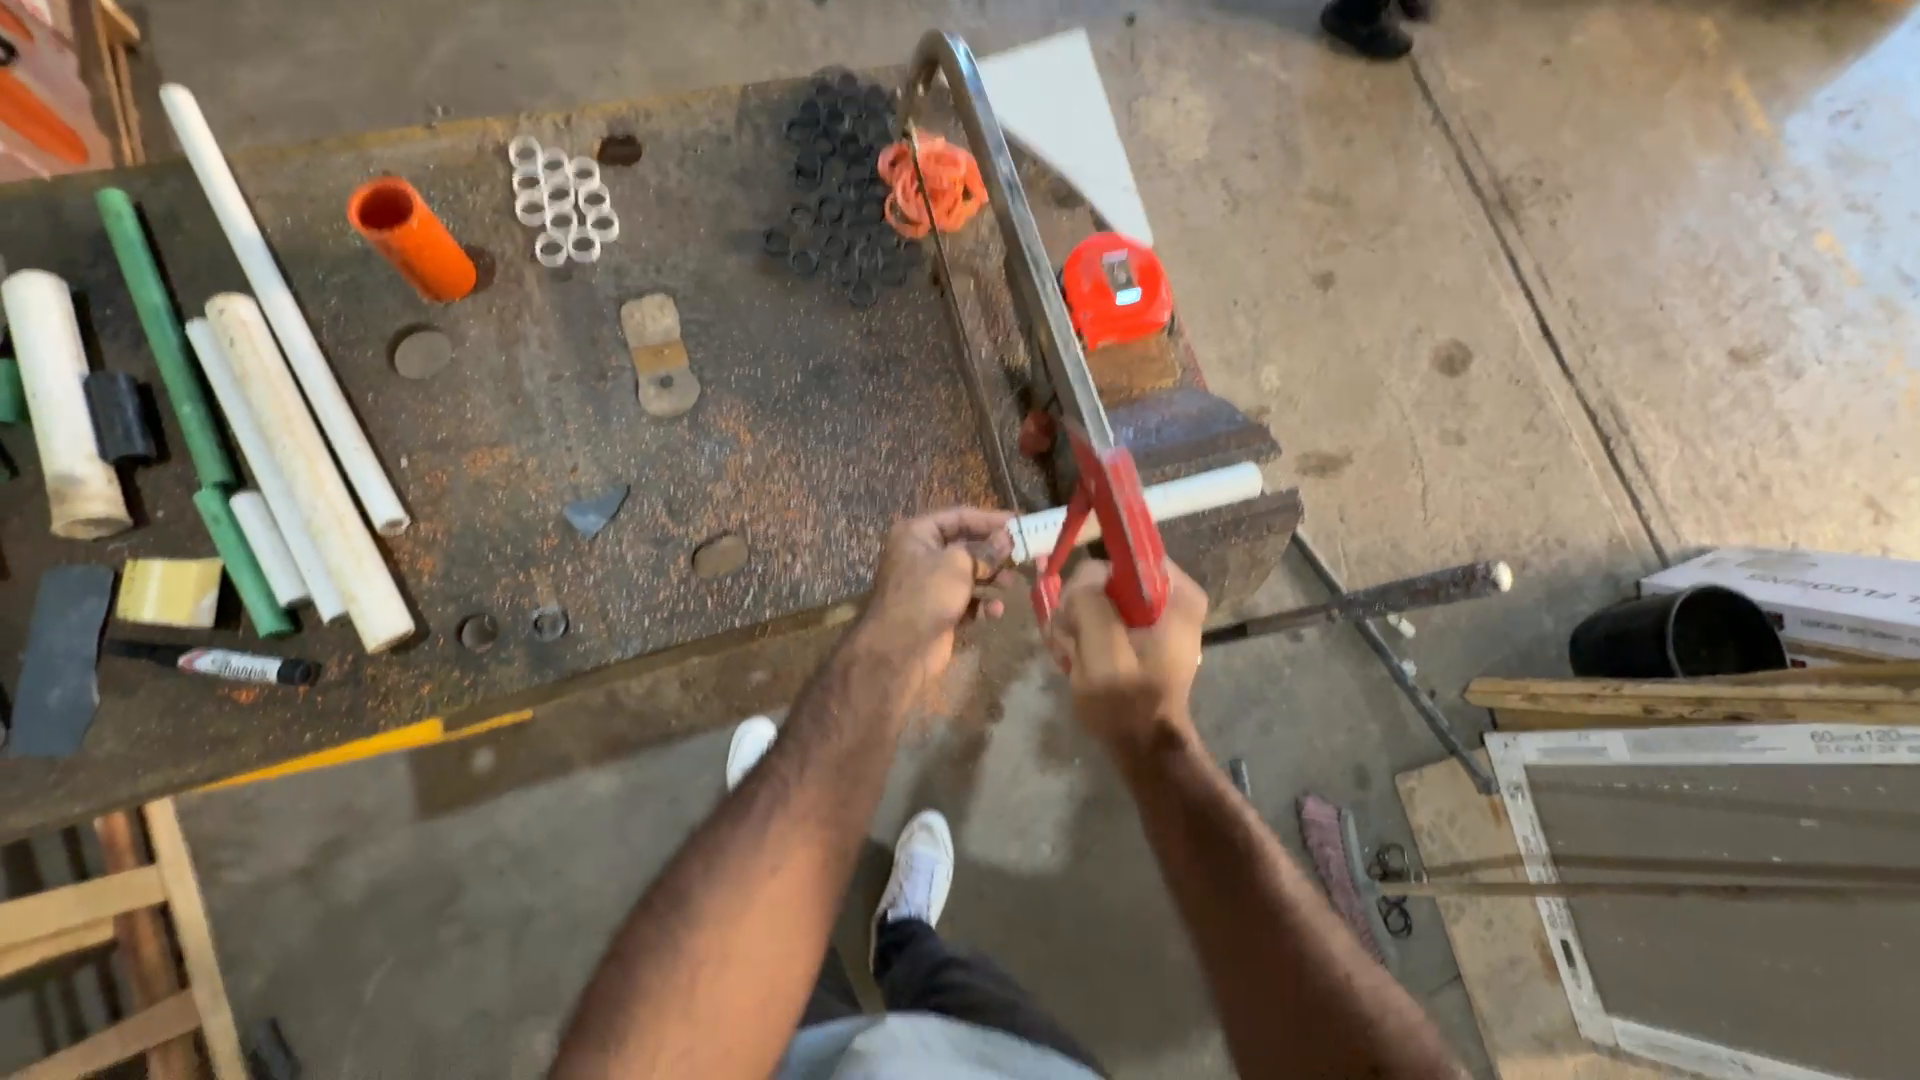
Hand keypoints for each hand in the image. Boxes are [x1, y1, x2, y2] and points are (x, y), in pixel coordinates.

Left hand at [856, 507, 1015, 689]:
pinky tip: (994, 611)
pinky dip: (981, 604)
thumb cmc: (926, 594)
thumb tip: (1006, 539)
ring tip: (1010, 584)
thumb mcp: (958, 564)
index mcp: (917, 534)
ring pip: (968, 575)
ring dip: (991, 578)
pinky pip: (965, 601)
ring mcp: (928, 585)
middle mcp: (920, 555)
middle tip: (1023, 556)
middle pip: (966, 546)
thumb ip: (985, 549)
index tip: (1021, 523)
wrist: (900, 650)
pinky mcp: (938, 611)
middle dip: (994, 552)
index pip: (960, 517)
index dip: (991, 519)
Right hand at [1047, 557, 1208, 760]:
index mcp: (1176, 593)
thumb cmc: (1127, 699)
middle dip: (1081, 606)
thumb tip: (1080, 580)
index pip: (1126, 554)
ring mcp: (1154, 616)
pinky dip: (1084, 635)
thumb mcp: (1102, 645)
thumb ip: (1089, 598)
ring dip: (1076, 624)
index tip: (1076, 606)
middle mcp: (1171, 596)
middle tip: (1071, 639)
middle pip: (1108, 576)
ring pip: (1097, 597)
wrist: (1141, 746)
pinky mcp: (1138, 634)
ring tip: (1073, 655)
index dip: (1094, 576)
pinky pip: (1100, 617)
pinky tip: (1077, 659)